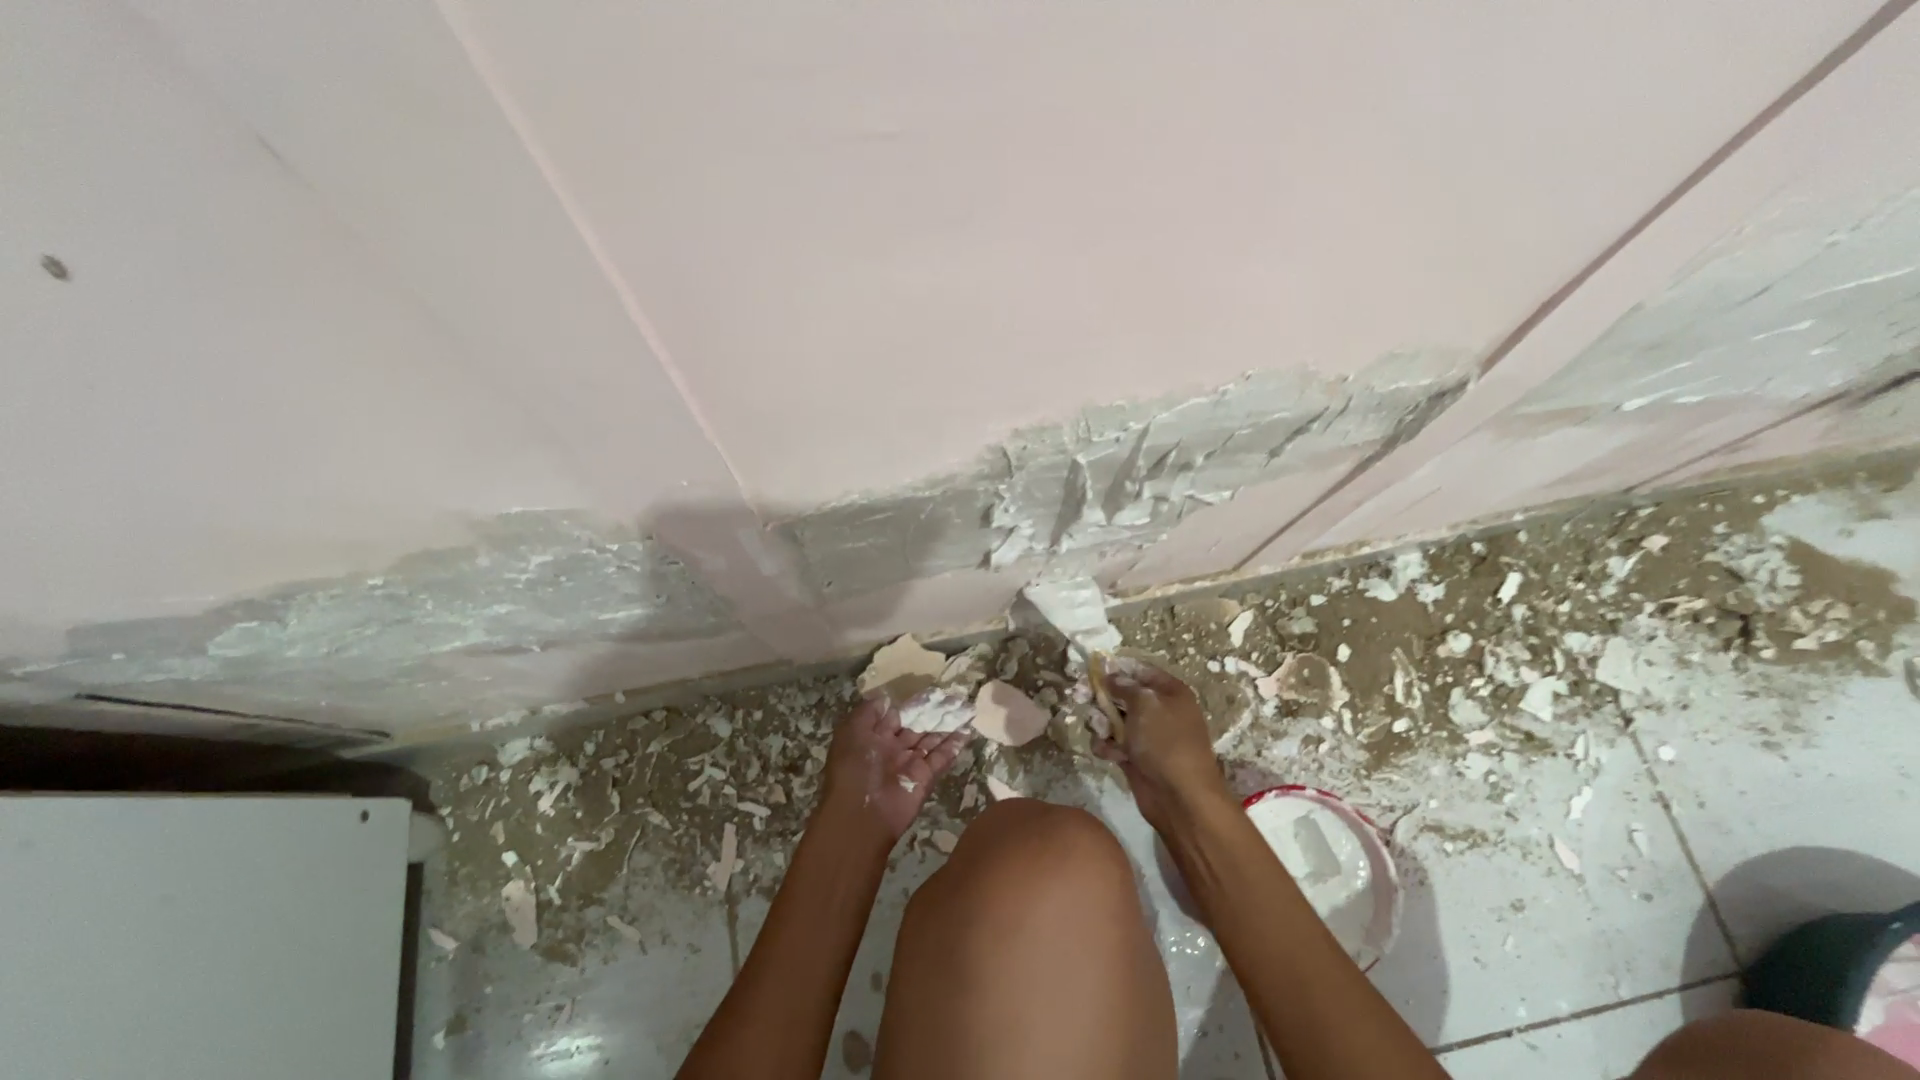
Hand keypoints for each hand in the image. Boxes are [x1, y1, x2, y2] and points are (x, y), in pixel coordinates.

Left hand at [820, 695, 968, 841]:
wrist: (861, 813)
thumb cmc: (853, 767)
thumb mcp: (852, 731)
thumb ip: (868, 712)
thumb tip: (886, 698)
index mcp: (872, 737)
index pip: (895, 716)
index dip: (911, 704)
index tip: (930, 690)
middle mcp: (892, 749)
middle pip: (916, 726)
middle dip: (933, 713)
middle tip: (955, 696)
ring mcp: (909, 763)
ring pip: (931, 740)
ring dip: (947, 726)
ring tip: (967, 709)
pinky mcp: (924, 778)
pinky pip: (941, 758)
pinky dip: (953, 746)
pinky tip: (967, 731)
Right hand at [1094, 661, 1230, 833]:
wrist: (1180, 795)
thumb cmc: (1165, 741)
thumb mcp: (1145, 704)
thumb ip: (1124, 686)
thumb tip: (1111, 675)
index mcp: (1169, 692)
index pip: (1140, 670)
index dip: (1117, 667)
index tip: (1093, 667)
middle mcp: (1158, 710)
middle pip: (1122, 694)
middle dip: (1102, 696)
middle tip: (1080, 696)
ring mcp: (1145, 735)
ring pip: (1113, 719)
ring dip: (1102, 723)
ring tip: (1103, 732)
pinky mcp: (1134, 757)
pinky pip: (1112, 743)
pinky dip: (1106, 746)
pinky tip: (1108, 754)